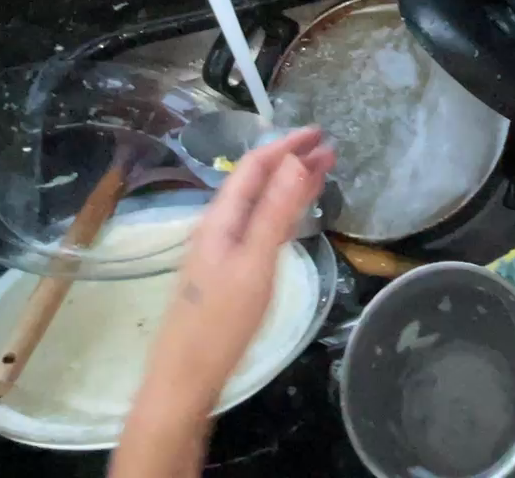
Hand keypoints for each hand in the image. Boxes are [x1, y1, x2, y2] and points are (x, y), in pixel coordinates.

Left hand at [156, 127, 335, 396]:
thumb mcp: (255, 264)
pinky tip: (299, 212)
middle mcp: (221, 226)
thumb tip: (297, 161)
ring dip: (292, 184)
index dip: (286, 145)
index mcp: (221, 218)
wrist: (184, 381)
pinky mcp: (233, 270)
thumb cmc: (220, 324)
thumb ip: (275, 212)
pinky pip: (263, 226)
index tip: (319, 132)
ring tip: (325, 170)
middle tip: (330, 148)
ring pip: (262, 203)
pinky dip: (286, 211)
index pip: (255, 166)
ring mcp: (225, 249)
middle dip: (293, 160)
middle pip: (259, 182)